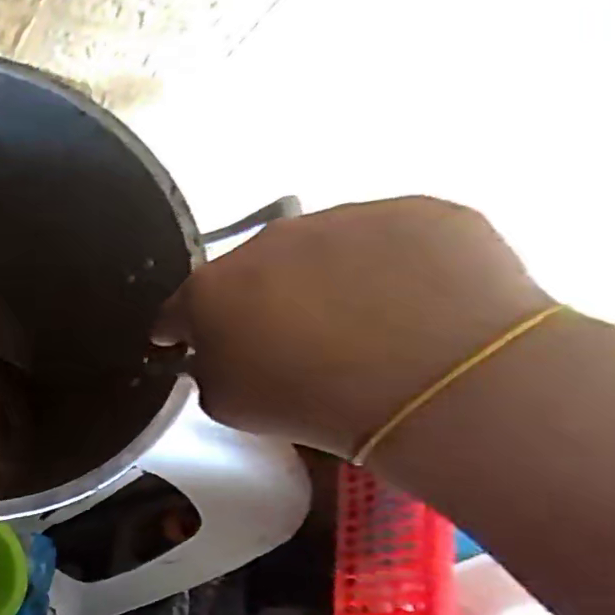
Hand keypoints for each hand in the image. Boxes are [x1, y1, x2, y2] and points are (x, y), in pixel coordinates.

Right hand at [158, 197, 558, 455]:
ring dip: (320, 278)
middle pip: (247, 271)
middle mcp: (266, 242)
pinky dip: (386, 266)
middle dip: (254, 299)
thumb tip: (219, 354)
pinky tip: (406, 305)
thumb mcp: (224, 404)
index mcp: (208, 290)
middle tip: (283, 340)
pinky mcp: (416, 210)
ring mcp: (343, 219)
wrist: (437, 380)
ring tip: (355, 323)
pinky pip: (385, 239)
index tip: (192, 348)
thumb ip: (207, 368)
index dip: (181, 333)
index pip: (177, 311)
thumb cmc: (311, 401)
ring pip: (316, 249)